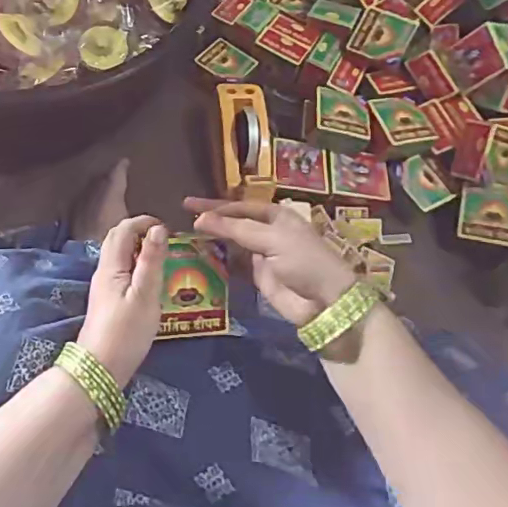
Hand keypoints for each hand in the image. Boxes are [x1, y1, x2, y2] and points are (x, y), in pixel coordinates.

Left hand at [75, 215, 167, 380]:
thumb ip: (152, 260)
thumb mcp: (145, 294)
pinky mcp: (107, 300)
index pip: (123, 229)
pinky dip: (135, 264)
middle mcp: (103, 271)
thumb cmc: (126, 331)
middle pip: (117, 239)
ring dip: (138, 248)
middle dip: (140, 231)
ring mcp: (103, 286)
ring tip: (161, 256)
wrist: (100, 367)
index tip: (167, 228)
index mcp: (111, 266)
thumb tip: (158, 228)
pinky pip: (120, 270)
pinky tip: (150, 280)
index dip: (143, 222)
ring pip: (118, 255)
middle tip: (165, 239)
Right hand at [184, 199, 358, 326]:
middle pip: (234, 222)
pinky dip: (219, 259)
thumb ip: (234, 229)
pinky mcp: (258, 275)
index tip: (188, 205)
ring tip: (186, 236)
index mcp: (275, 215)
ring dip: (212, 239)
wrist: (325, 301)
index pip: (238, 206)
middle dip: (211, 220)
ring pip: (232, 242)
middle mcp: (268, 231)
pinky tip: (201, 256)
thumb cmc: (304, 261)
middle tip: (182, 217)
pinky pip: (234, 263)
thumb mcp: (270, 239)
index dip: (214, 205)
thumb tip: (200, 219)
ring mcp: (262, 253)